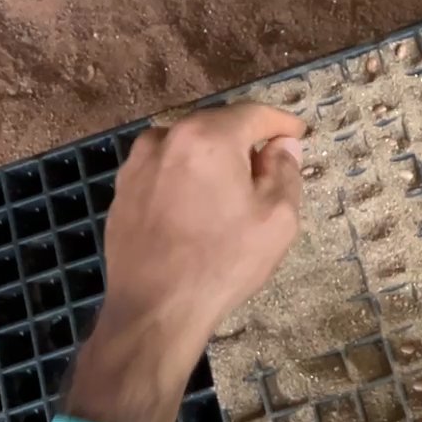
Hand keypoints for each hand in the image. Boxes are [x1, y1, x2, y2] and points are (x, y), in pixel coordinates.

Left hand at [64, 104, 305, 421]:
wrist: (155, 307)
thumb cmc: (224, 262)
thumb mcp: (277, 219)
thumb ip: (285, 172)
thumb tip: (284, 146)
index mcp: (209, 137)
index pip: (254, 113)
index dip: (281, 122)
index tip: (298, 134)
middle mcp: (168, 138)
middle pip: (218, 127)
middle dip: (247, 143)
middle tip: (270, 170)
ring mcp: (138, 163)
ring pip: (189, 147)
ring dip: (214, 160)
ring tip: (232, 194)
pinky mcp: (123, 190)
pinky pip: (166, 170)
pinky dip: (188, 178)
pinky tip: (198, 211)